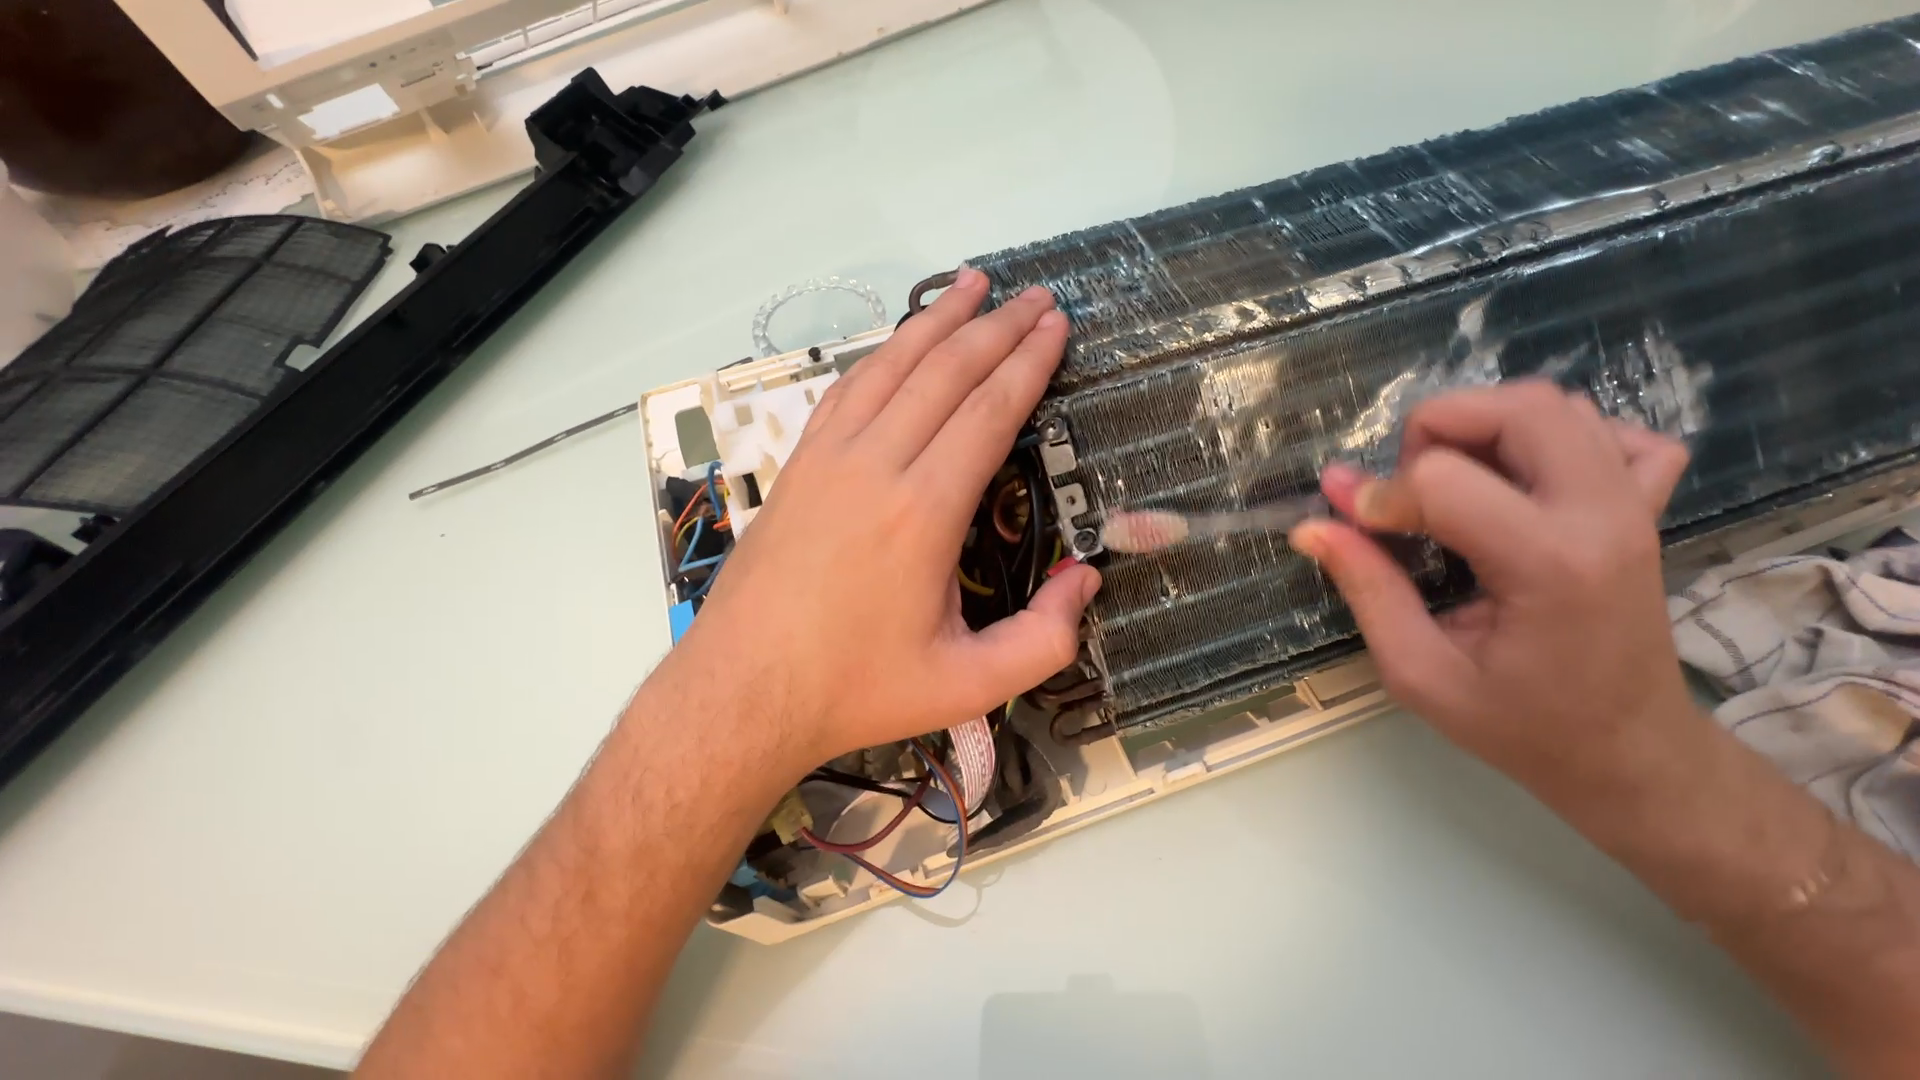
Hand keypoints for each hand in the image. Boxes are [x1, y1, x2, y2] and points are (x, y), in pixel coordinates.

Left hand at [674, 267, 1100, 765]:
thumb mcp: (968, 686)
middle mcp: (875, 466)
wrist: (744, 690)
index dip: (1028, 363)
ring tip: (973, 285)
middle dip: (997, 328)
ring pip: (891, 367)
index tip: (1057, 325)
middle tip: (1036, 295)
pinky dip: (882, 356)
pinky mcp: (798, 467)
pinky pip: (846, 390)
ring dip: (936, 321)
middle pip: (945, 373)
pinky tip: (899, 343)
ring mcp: (828, 459)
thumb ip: (1043, 639)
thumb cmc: (856, 688)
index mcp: (924, 512)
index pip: (988, 412)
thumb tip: (1086, 580)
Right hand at [1288, 382, 1693, 780]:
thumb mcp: (1419, 671)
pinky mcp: (1648, 507)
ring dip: (1485, 428)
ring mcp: (1636, 504)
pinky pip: (1613, 433)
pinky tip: (1525, 481)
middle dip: (1436, 429)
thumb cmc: (1521, 725)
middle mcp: (1603, 515)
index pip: (1444, 479)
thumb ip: (1367, 588)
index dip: (1378, 495)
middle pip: (1518, 408)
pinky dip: (1558, 437)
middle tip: (1406, 488)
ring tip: (1451, 486)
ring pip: (1559, 406)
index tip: (1350, 526)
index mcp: (1549, 563)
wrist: (1629, 751)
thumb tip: (1313, 525)